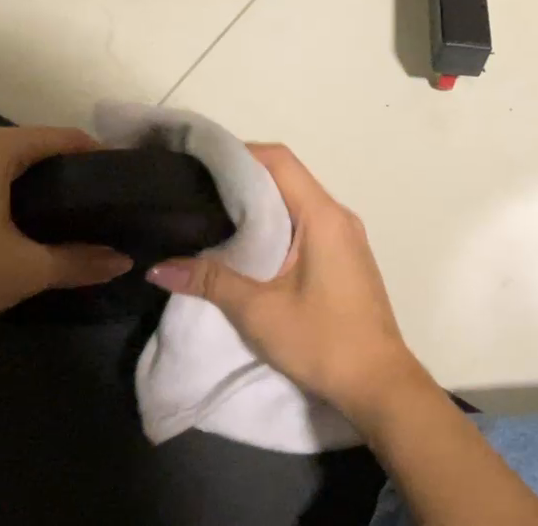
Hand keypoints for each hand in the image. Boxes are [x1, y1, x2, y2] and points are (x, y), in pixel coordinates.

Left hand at [0, 126, 132, 357]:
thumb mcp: (21, 272)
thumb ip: (77, 262)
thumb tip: (123, 261)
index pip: (59, 137)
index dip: (93, 153)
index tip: (116, 176)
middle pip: (18, 149)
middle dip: (52, 173)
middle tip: (80, 205)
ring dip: (9, 189)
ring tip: (34, 224)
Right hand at [145, 144, 426, 421]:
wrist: (379, 382)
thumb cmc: (322, 340)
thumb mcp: (259, 312)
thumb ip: (210, 282)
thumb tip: (158, 267)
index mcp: (323, 215)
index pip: (280, 162)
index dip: (241, 154)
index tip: (202, 164)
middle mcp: (338, 215)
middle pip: (288, 178)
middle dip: (244, 179)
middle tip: (199, 190)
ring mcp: (346, 236)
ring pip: (297, 202)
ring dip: (260, 204)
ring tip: (215, 214)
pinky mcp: (346, 256)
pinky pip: (308, 224)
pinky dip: (278, 224)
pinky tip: (248, 245)